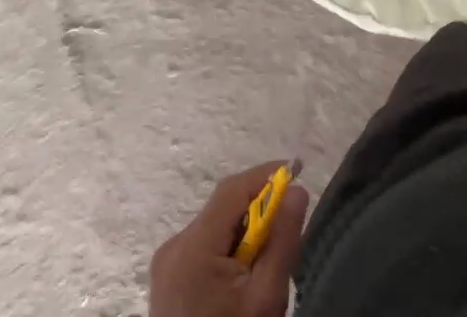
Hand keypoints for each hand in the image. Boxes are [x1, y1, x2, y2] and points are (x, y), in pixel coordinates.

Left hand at [149, 162, 310, 316]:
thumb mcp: (266, 297)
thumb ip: (283, 241)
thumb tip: (297, 190)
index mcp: (192, 247)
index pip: (232, 190)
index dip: (267, 175)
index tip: (299, 169)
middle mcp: (174, 246)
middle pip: (224, 208)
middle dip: (260, 208)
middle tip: (291, 226)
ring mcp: (167, 262)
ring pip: (216, 227)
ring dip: (247, 231)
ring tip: (270, 260)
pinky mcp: (169, 277)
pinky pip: (206, 246)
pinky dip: (231, 248)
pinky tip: (247, 274)